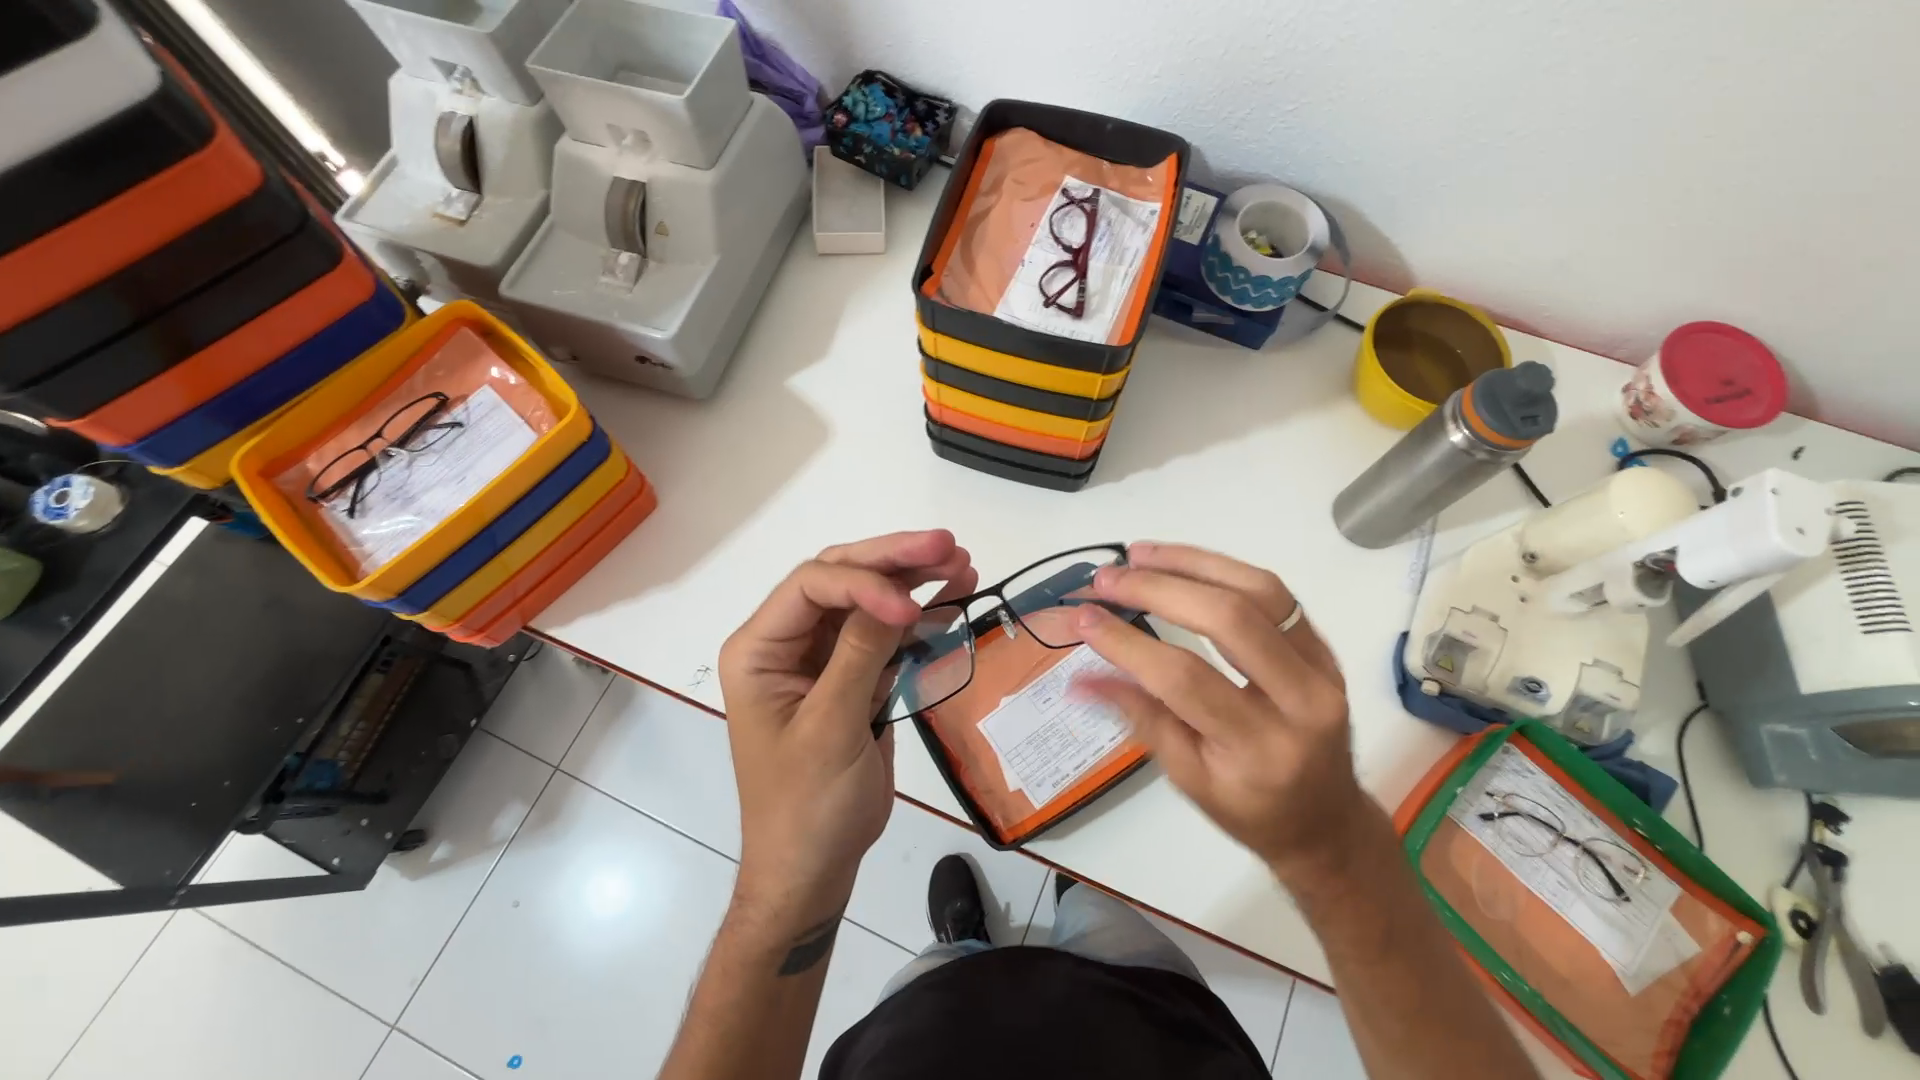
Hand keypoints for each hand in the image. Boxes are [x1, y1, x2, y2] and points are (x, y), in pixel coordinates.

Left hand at [719, 530, 977, 928]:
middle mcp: (787, 644)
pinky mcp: (853, 679)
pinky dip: (920, 619)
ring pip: (867, 602)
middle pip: (840, 581)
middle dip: (892, 561)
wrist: (813, 869)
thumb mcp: (830, 728)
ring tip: (961, 562)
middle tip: (947, 544)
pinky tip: (954, 598)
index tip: (910, 610)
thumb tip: (897, 594)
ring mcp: (822, 660)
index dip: (863, 584)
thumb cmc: (806, 806)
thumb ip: (859, 655)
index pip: (811, 586)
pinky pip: (886, 636)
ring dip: (912, 581)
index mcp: (759, 650)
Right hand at [1072, 542, 1372, 882]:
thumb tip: (1080, 678)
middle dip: (1159, 589)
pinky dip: (1224, 570)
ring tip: (1139, 554)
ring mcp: (1323, 669)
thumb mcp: (1187, 778)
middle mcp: (1301, 702)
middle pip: (1230, 620)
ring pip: (1260, 591)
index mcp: (1260, 748)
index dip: (1129, 644)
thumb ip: (1140, 718)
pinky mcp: (1325, 649)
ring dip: (1193, 563)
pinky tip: (1182, 564)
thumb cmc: (1249, 809)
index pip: (1185, 679)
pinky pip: (1276, 594)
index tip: (1084, 618)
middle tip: (1106, 579)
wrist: (1326, 820)